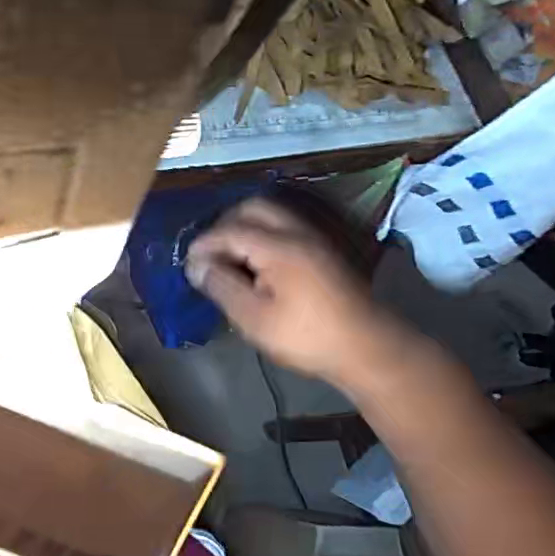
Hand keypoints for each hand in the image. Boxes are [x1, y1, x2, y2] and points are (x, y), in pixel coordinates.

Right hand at [185, 198, 408, 385]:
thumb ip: (222, 286)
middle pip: (253, 208)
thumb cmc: (306, 336)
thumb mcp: (254, 318)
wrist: (367, 347)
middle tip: (208, 253)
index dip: (204, 244)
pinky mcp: (324, 252)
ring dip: (245, 227)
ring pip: (272, 215)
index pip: (229, 230)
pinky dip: (264, 235)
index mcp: (277, 245)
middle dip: (225, 225)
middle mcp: (296, 232)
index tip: (187, 263)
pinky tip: (257, 263)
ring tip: (229, 258)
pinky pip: (286, 228)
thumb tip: (196, 265)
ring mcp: (314, 239)